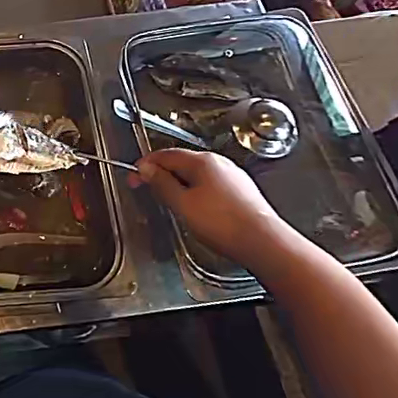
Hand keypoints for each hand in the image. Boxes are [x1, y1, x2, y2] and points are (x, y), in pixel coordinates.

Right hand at [131, 148, 295, 269]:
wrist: (263, 242)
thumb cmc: (223, 224)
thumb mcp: (182, 205)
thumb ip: (162, 184)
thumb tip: (147, 169)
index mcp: (202, 162)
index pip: (165, 155)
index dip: (146, 165)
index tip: (134, 176)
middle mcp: (219, 163)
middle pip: (182, 162)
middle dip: (162, 174)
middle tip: (148, 189)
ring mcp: (233, 176)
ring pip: (198, 174)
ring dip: (180, 184)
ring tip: (170, 202)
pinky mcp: (241, 191)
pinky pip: (211, 185)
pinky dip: (197, 192)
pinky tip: (196, 210)